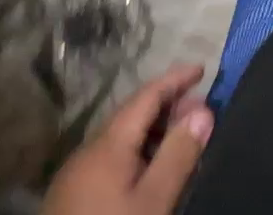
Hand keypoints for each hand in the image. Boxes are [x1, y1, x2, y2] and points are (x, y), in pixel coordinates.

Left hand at [42, 64, 213, 214]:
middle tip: (201, 110)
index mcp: (107, 144)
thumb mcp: (154, 201)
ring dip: (152, 131)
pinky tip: (149, 171)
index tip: (203, 69)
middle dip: (167, 106)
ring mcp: (74, 176)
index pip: (146, 95)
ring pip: (119, 138)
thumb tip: (202, 110)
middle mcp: (87, 151)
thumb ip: (178, 155)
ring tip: (181, 140)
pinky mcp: (69, 199)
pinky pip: (109, 160)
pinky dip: (137, 152)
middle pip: (131, 115)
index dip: (175, 79)